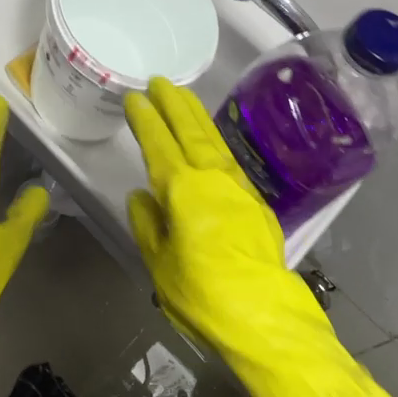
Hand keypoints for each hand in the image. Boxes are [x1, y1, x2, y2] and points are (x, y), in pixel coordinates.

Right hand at [123, 78, 294, 352]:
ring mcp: (238, 187)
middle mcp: (211, 178)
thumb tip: (142, 197)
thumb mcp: (159, 263)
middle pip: (190, 131)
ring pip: (213, 140)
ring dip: (196, 116)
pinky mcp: (256, 203)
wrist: (262, 315)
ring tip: (183, 97)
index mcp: (181, 189)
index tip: (135, 98)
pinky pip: (230, 158)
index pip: (158, 144)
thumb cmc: (201, 293)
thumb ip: (148, 224)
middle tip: (160, 81)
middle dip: (173, 104)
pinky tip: (211, 139)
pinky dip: (215, 140)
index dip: (145, 119)